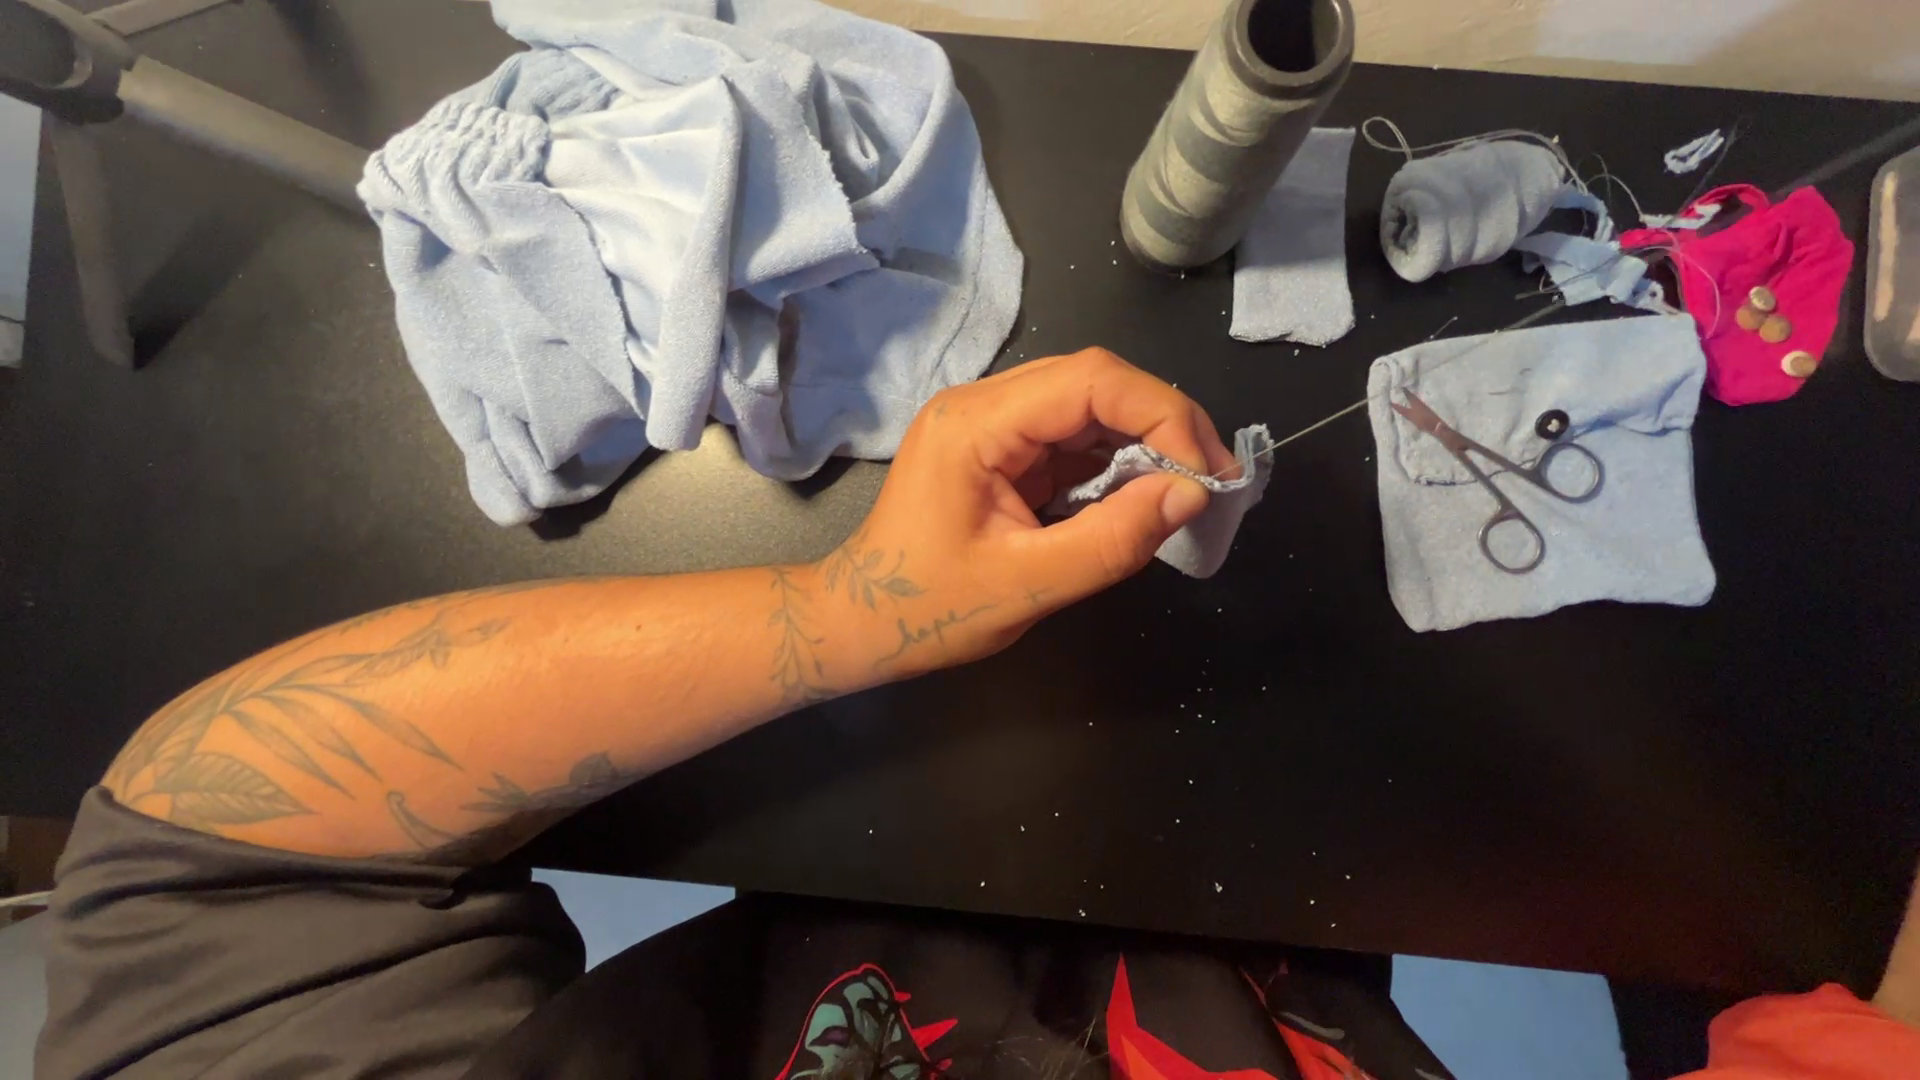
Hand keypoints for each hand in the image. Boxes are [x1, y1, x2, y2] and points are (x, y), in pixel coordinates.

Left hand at [818, 348, 1239, 681]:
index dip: (1163, 414)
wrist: (862, 622)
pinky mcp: (998, 451)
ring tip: (1184, 490)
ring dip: (1140, 443)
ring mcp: (987, 425)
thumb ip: (1110, 540)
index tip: (1207, 471)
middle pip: (1091, 382)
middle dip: (1161, 423)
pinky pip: (1068, 440)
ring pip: (1085, 408)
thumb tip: (1189, 494)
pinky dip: (1111, 465)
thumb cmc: (927, 610)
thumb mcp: (1025, 585)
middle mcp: (980, 406)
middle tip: (1209, 479)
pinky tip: (1138, 496)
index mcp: (974, 424)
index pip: (1089, 381)